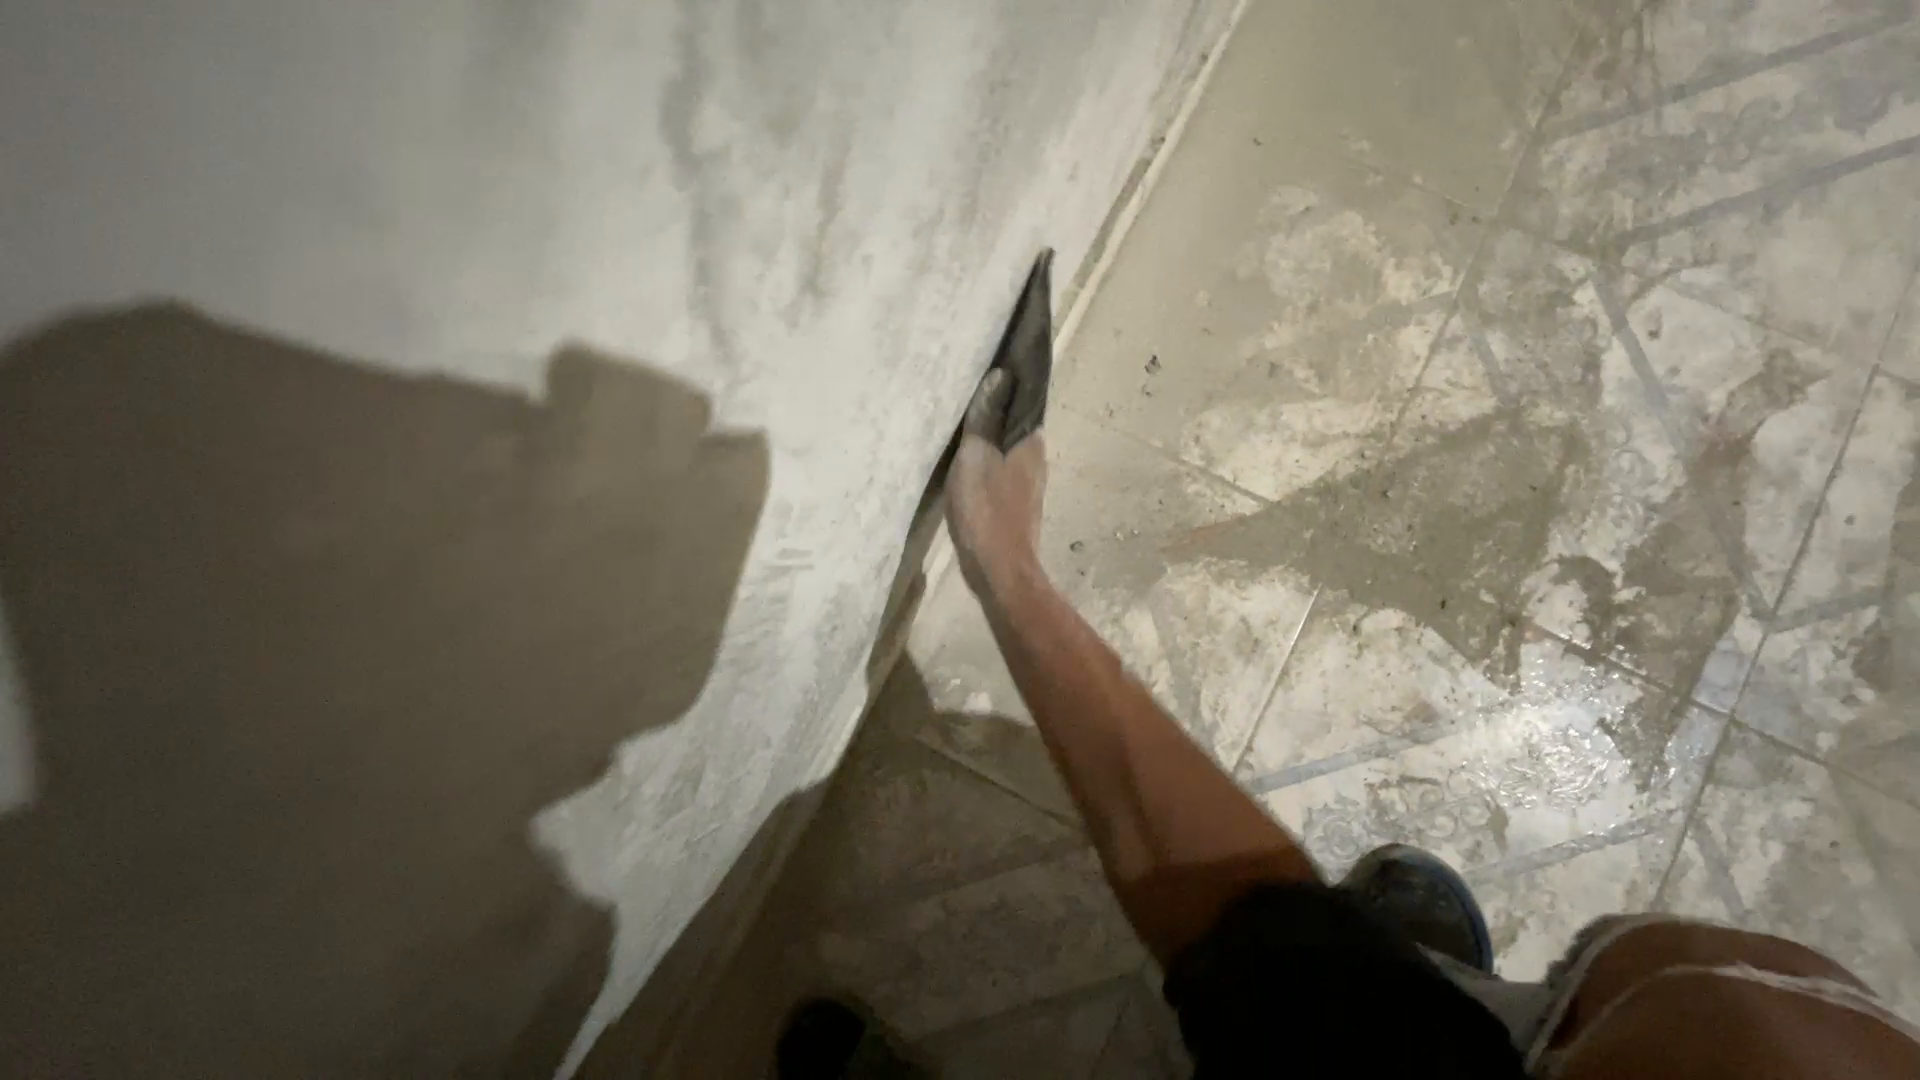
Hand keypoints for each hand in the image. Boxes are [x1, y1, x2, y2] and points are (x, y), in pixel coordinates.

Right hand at [946, 370, 1047, 598]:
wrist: (1000, 570)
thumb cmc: (987, 511)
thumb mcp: (976, 457)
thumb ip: (986, 418)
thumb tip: (1000, 376)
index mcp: (1032, 442)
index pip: (1023, 400)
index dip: (1008, 383)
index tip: (988, 364)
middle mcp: (1036, 459)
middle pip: (1013, 424)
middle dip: (995, 409)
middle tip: (965, 391)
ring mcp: (1027, 485)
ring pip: (1005, 449)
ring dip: (988, 438)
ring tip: (959, 422)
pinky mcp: (1014, 505)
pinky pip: (998, 471)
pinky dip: (984, 462)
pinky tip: (964, 462)